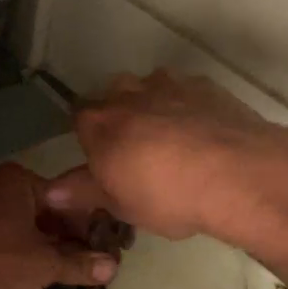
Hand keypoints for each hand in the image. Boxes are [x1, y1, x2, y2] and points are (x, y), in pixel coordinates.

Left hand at [0, 163, 119, 288]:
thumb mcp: (42, 265)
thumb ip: (78, 263)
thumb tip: (113, 267)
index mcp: (18, 181)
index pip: (69, 197)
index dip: (92, 224)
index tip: (113, 247)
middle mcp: (0, 186)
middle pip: (50, 210)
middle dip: (73, 237)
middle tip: (100, 263)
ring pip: (31, 225)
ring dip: (53, 246)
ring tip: (80, 271)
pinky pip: (12, 236)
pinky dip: (30, 251)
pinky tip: (47, 273)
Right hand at [54, 70, 287, 239]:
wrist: (236, 174)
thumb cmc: (167, 196)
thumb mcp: (120, 205)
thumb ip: (82, 192)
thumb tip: (51, 192)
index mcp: (98, 122)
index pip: (79, 119)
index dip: (93, 139)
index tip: (107, 162)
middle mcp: (127, 92)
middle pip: (115, 99)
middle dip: (125, 119)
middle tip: (142, 156)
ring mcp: (168, 83)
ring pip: (152, 91)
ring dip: (158, 110)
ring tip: (179, 146)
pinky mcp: (204, 84)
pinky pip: (188, 94)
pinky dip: (191, 109)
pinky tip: (207, 137)